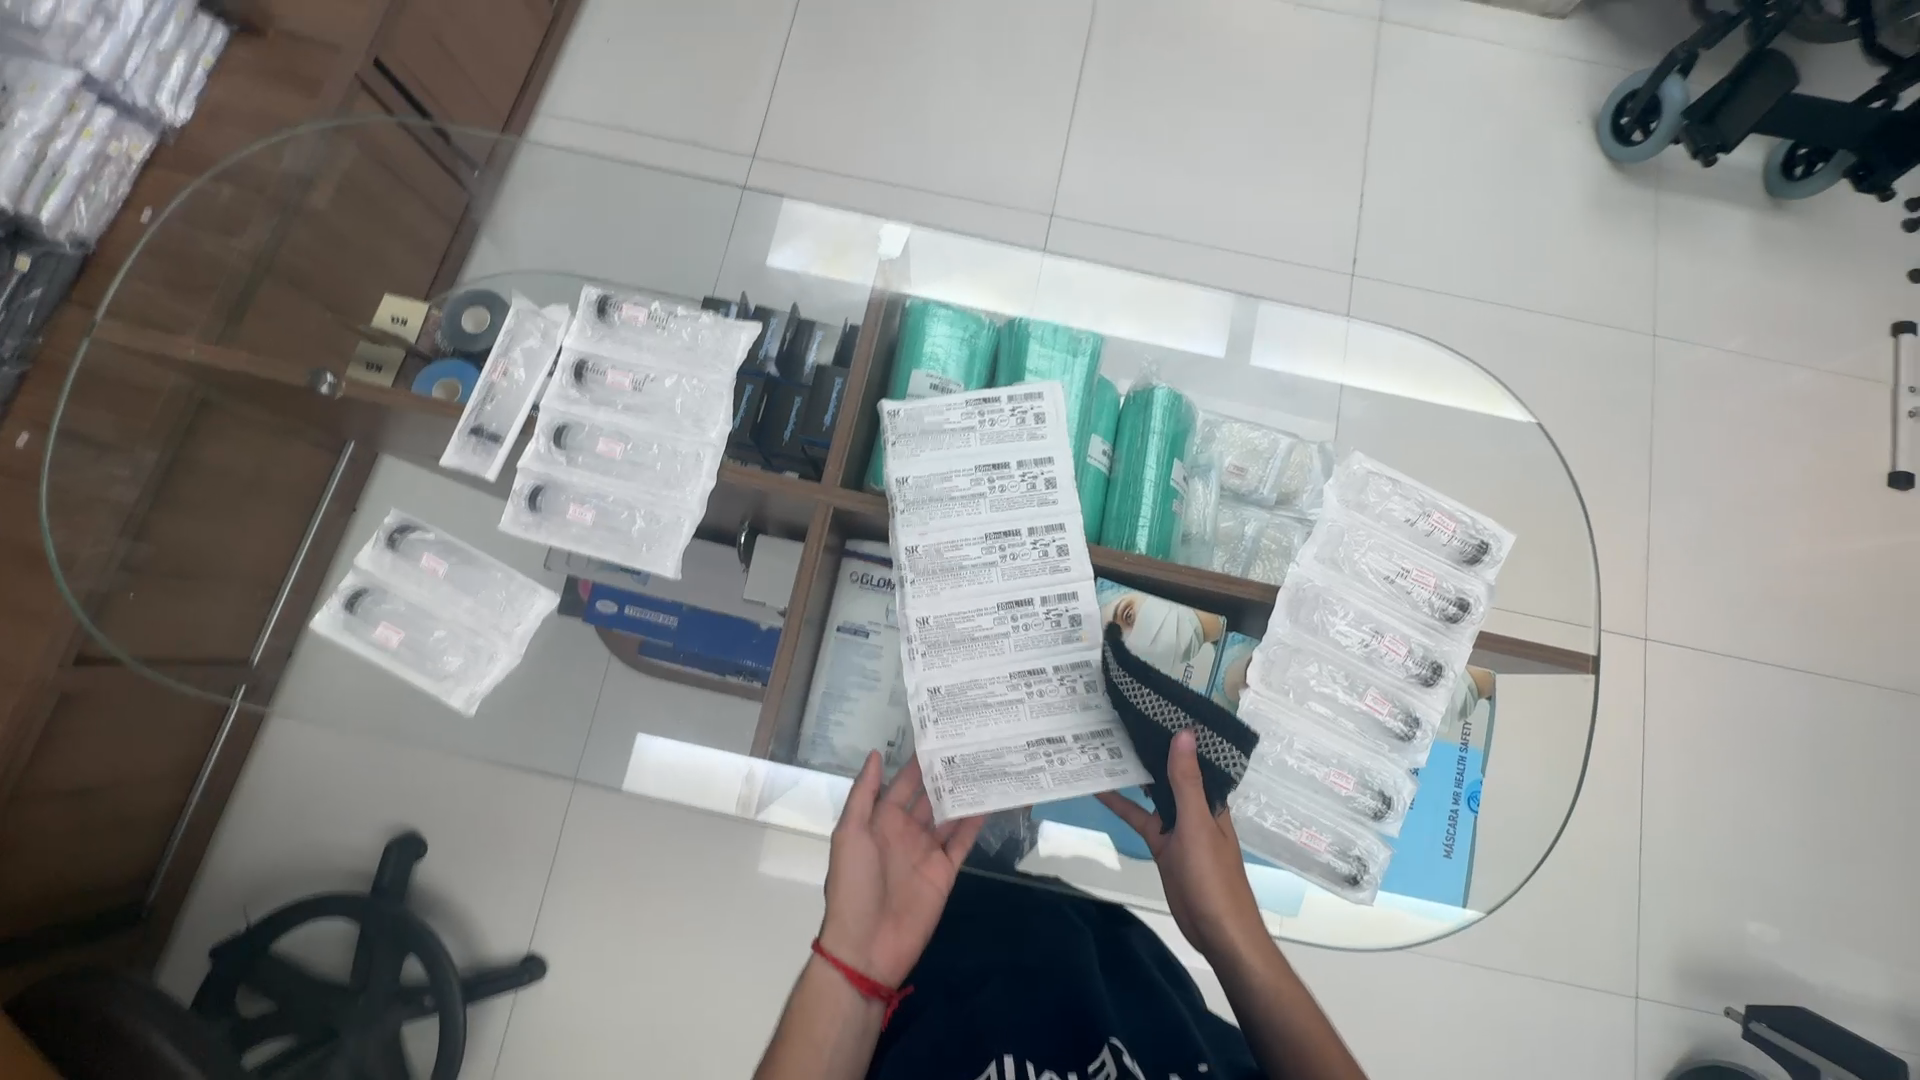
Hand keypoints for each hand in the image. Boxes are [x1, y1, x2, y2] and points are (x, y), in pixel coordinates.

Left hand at [819, 753, 985, 986]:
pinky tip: (991, 802)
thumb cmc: (853, 886)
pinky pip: (962, 842)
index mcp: (880, 819)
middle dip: (947, 773)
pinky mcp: (945, 871)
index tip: (941, 735)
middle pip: (930, 796)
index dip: (919, 761)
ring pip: (949, 815)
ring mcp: (926, 851)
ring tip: (988, 766)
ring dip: (964, 794)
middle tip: (973, 744)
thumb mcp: (849, 834)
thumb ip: (864, 794)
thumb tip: (876, 753)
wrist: (866, 947)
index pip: (903, 782)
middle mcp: (905, 830)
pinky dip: (975, 823)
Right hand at [1098, 730, 1267, 961]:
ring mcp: (1177, 826)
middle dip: (1149, 749)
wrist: (1217, 932)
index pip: (1193, 757)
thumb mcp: (1196, 825)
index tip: (1152, 705)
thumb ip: (1186, 782)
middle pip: (1170, 772)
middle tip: (1118, 717)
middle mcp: (1195, 807)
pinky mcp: (1162, 845)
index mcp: (1210, 800)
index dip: (1176, 733)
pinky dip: (1122, 806)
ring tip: (1105, 743)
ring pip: (1152, 793)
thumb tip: (1185, 733)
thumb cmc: (1213, 877)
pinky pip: (1140, 818)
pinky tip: (1100, 791)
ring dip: (1134, 774)